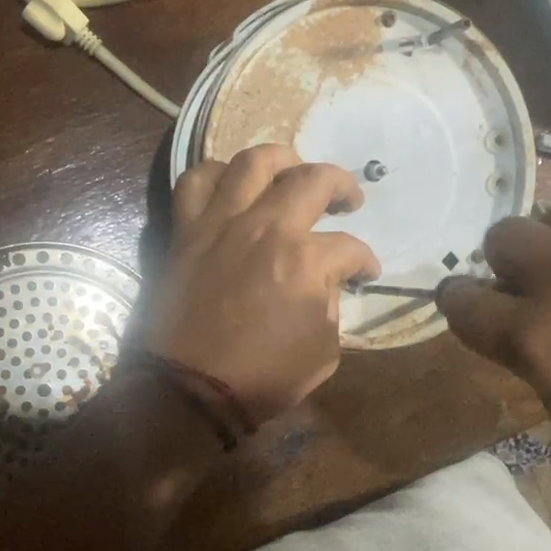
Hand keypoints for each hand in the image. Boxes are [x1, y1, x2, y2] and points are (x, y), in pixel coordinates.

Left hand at [143, 145, 379, 421]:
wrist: (187, 391)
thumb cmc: (260, 379)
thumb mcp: (322, 353)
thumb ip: (330, 307)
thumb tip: (325, 285)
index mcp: (306, 260)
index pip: (350, 248)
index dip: (365, 261)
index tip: (365, 273)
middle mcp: (265, 227)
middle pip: (312, 179)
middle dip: (341, 184)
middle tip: (348, 199)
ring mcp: (220, 222)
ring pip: (253, 161)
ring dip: (281, 158)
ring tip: (291, 170)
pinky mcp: (185, 230)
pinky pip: (195, 181)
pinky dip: (214, 175)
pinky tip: (229, 185)